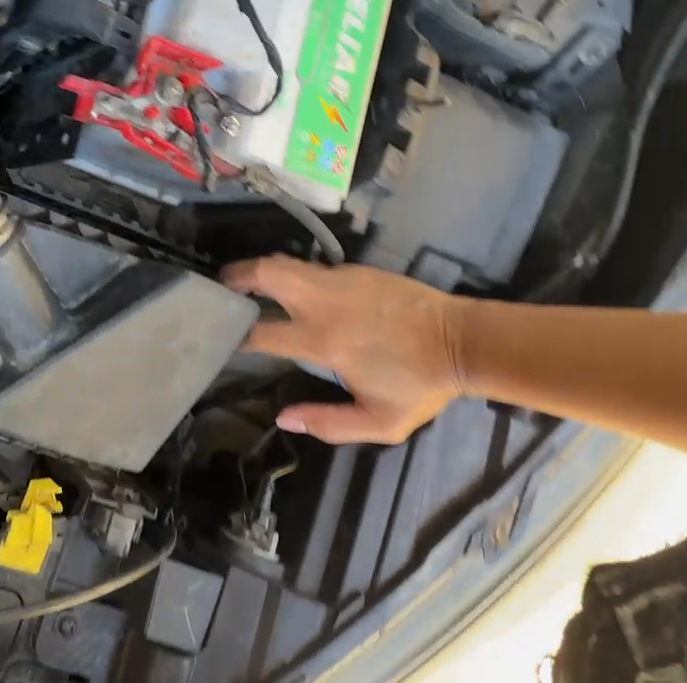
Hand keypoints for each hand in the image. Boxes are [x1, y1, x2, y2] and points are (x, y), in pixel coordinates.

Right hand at [223, 255, 463, 444]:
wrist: (465, 343)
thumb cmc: (421, 384)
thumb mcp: (381, 421)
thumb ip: (330, 423)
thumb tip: (283, 419)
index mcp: (322, 341)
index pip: (262, 331)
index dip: (237, 334)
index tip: (224, 336)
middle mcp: (322, 304)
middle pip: (265, 274)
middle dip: (237, 278)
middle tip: (221, 289)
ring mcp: (339, 281)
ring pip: (284, 263)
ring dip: (261, 271)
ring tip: (249, 284)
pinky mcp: (356, 270)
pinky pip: (313, 269)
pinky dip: (296, 276)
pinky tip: (298, 291)